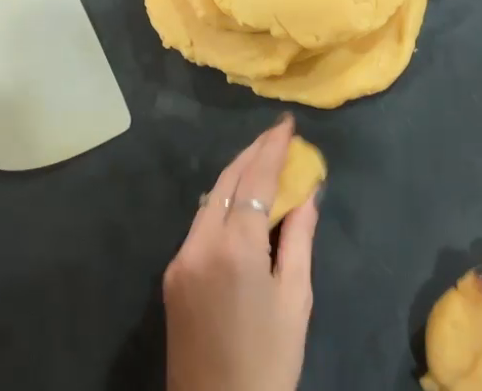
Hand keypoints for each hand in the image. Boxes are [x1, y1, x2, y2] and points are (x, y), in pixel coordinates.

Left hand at [164, 114, 319, 390]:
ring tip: (266, 160)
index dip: (273, 147)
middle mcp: (199, 245)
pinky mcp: (173, 277)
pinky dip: (225, 203)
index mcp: (235, 248)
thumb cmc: (269, 359)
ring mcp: (180, 261)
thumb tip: (309, 191)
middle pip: (227, 181)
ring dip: (238, 175)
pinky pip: (201, 224)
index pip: (256, 179)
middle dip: (253, 153)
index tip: (288, 123)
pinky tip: (244, 202)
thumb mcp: (296, 297)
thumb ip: (300, 237)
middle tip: (279, 135)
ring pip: (210, 200)